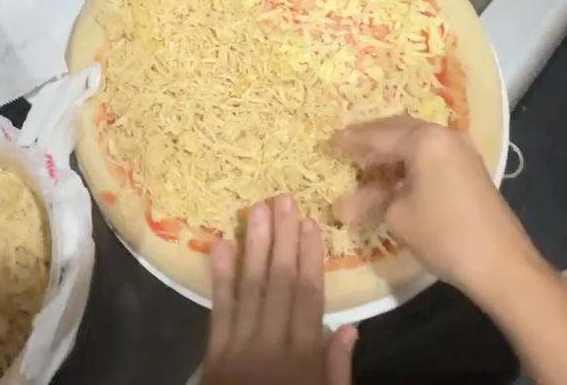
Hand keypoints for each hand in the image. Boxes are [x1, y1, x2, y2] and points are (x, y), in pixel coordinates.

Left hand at [204, 194, 356, 384]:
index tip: (311, 223)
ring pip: (250, 290)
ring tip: (255, 208)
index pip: (308, 299)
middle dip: (282, 240)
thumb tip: (351, 326)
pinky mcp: (215, 355)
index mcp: (302, 361)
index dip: (310, 258)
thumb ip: (336, 370)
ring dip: (253, 246)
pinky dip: (219, 277)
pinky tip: (220, 244)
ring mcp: (240, 349)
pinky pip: (218, 311)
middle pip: (279, 285)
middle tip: (283, 198)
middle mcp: (272, 348)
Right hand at [333, 117, 537, 294]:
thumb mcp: (399, 216)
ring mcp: (460, 150)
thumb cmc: (445, 234)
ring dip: (389, 155)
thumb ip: (370, 202)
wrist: (503, 265)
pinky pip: (429, 154)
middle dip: (369, 143)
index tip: (329, 143)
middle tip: (345, 151)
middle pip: (396, 131)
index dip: (350, 141)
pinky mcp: (469, 168)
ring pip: (414, 143)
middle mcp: (443, 134)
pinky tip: (394, 178)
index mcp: (424, 139)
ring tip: (365, 169)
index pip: (377, 135)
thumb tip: (343, 207)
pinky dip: (408, 163)